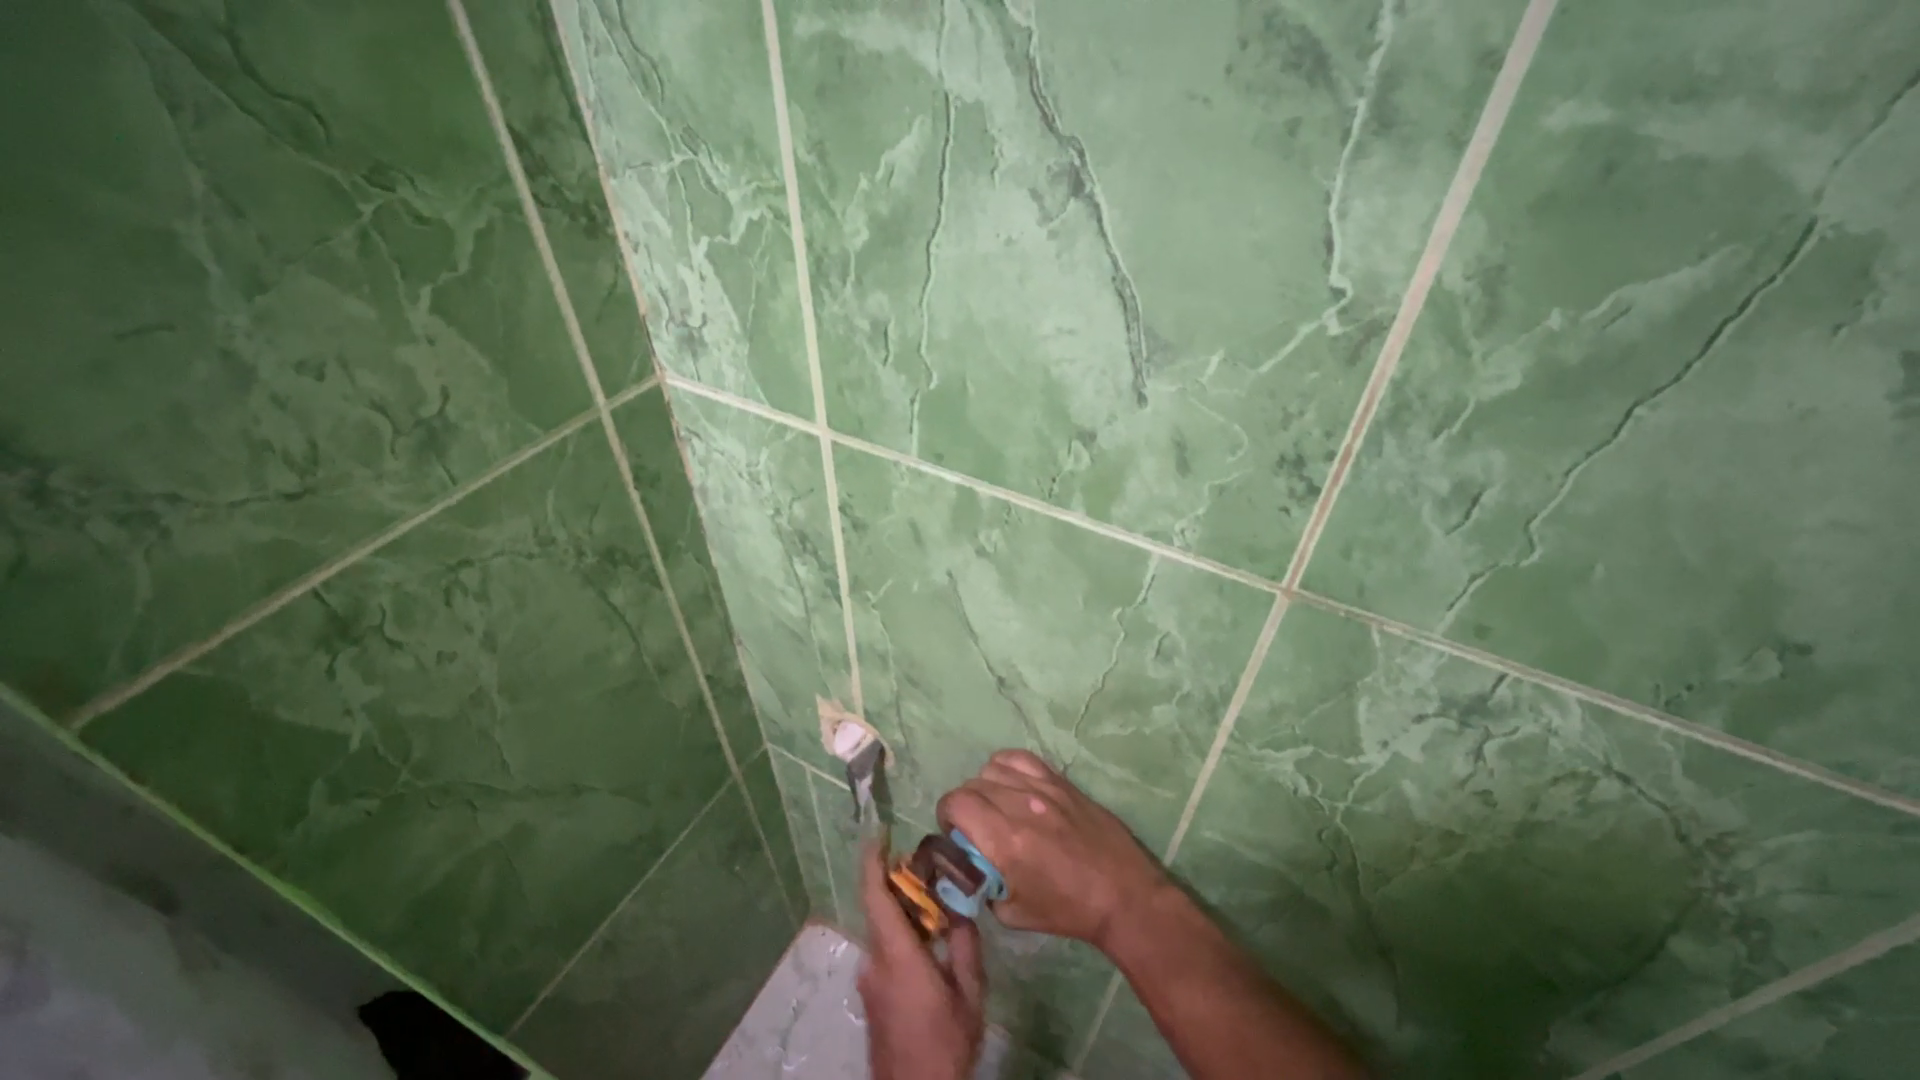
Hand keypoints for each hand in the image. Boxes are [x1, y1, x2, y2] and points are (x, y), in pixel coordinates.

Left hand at [858, 838, 985, 1079]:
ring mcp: (869, 979)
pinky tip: (931, 942)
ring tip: (938, 904)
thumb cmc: (946, 1044)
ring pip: (883, 929)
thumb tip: (962, 910)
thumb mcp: (969, 995)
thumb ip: (966, 948)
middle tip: (930, 868)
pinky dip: (903, 934)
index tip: (880, 834)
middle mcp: (875, 961)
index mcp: (897, 956)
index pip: (875, 896)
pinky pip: (884, 949)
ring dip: (905, 911)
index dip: (873, 861)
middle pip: (880, 908)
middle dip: (900, 882)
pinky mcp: (872, 993)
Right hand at [938, 750, 1172, 949]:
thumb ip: (980, 886)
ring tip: (996, 807)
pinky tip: (1012, 786)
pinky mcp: (1062, 783)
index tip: (955, 835)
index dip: (946, 817)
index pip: (955, 803)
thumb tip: (962, 868)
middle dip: (964, 806)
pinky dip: (1007, 768)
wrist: (1123, 896)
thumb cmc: (1068, 911)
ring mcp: (1044, 789)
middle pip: (971, 785)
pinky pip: (1021, 759)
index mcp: (1005, 840)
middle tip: (975, 828)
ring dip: (984, 786)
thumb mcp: (1012, 914)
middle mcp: (1021, 805)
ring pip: (993, 768)